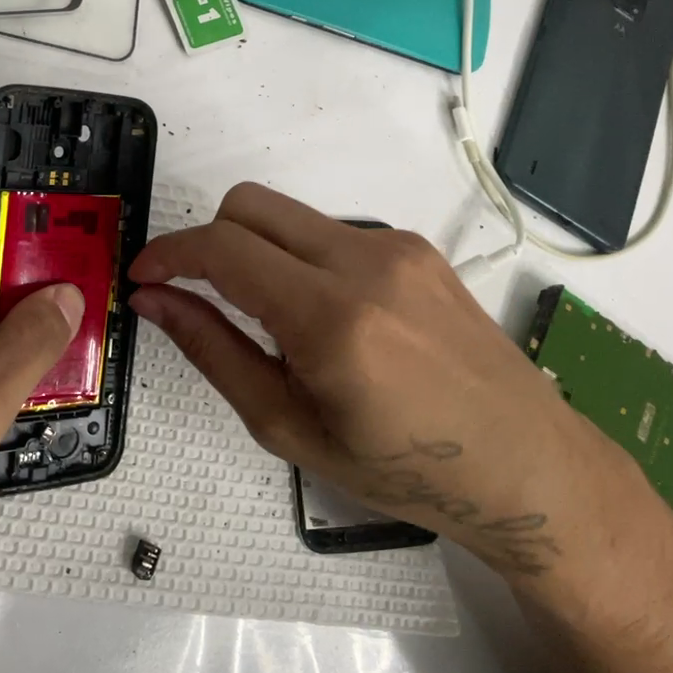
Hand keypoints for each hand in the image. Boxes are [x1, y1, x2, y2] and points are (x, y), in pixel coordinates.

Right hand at [128, 182, 647, 577]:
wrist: (530, 468)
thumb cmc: (400, 468)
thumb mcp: (286, 425)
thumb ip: (211, 349)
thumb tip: (152, 299)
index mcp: (332, 320)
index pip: (223, 248)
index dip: (168, 254)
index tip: (142, 277)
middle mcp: (367, 263)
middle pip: (248, 204)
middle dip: (205, 239)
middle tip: (197, 292)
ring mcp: (398, 248)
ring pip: (287, 215)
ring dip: (254, 250)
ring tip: (271, 319)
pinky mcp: (417, 247)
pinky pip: (328, 231)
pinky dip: (298, 257)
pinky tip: (323, 315)